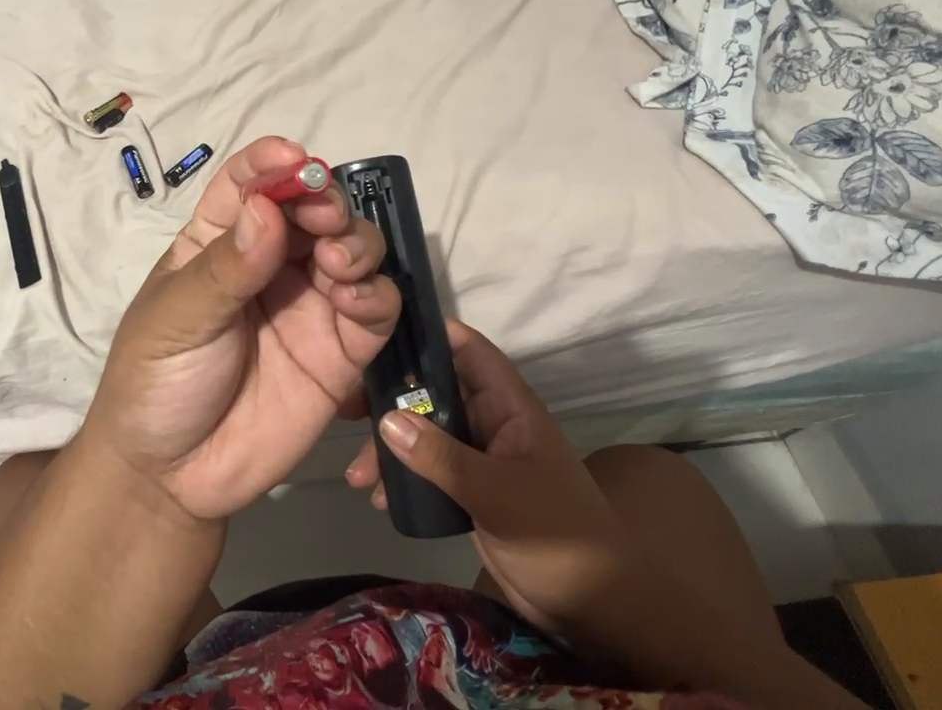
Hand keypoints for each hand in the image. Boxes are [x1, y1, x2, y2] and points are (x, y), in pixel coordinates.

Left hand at [82, 137, 401, 521]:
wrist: (172, 476)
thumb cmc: (155, 381)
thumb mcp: (174, 320)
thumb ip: (225, 269)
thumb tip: (265, 208)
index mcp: (218, 243)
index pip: (247, 186)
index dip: (271, 164)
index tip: (293, 158)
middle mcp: (272, 265)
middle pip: (312, 211)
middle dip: (325, 202)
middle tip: (323, 217)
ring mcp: (310, 305)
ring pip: (354, 251)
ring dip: (356, 243)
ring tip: (338, 262)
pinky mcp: (342, 352)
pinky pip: (375, 310)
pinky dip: (377, 295)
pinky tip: (356, 300)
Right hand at [344, 320, 648, 643]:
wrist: (593, 608)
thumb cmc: (559, 537)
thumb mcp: (498, 494)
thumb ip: (442, 457)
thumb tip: (387, 420)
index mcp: (509, 407)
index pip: (467, 350)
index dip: (428, 334)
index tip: (377, 334)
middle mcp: (489, 422)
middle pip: (433, 390)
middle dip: (390, 398)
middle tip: (348, 410)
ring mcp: (477, 457)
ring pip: (422, 432)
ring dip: (388, 447)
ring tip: (358, 476)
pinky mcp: (467, 490)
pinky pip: (425, 469)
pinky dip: (400, 478)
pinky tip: (380, 499)